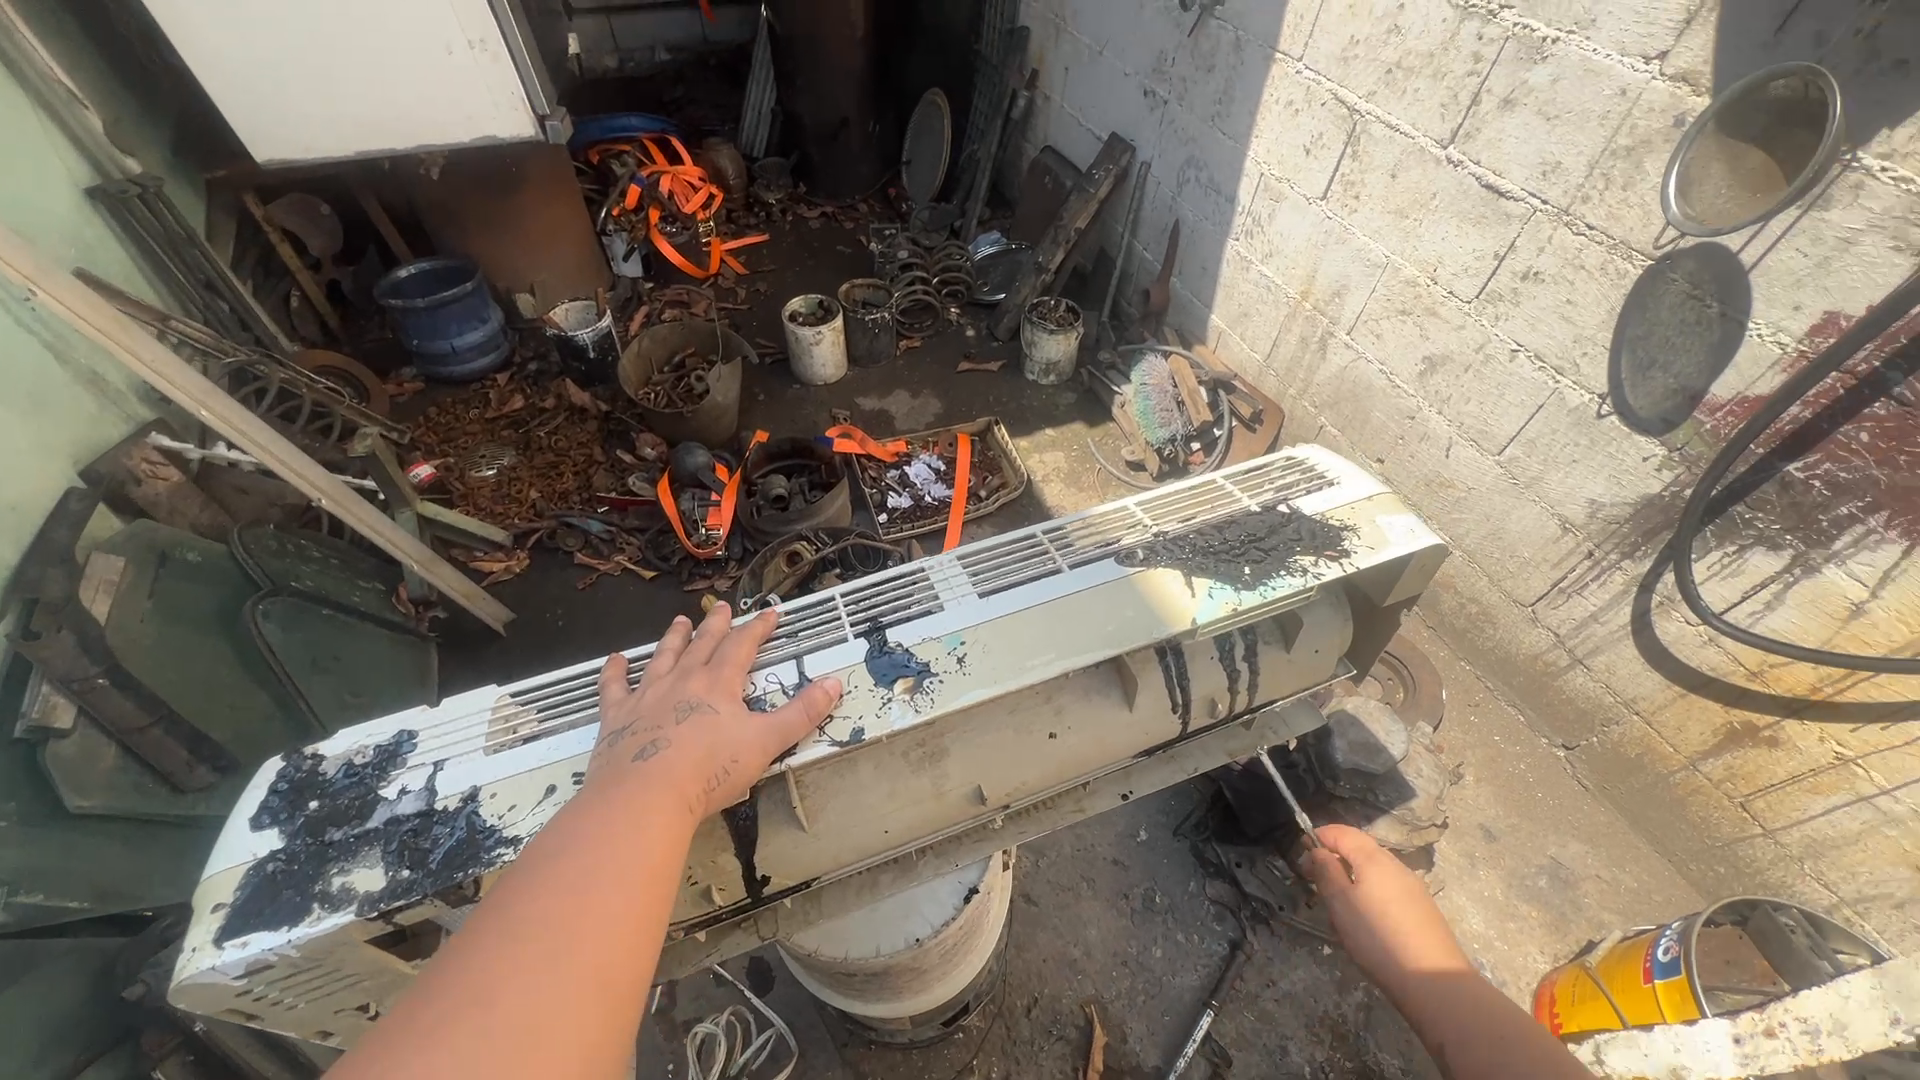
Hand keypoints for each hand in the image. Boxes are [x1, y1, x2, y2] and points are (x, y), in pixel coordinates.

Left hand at [584, 603, 841, 822]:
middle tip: (722, 606)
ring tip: (679, 621)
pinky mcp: (617, 717)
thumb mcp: (767, 743)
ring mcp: (646, 695)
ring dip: (673, 638)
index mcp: (719, 684)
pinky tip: (615, 661)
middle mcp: (683, 680)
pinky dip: (614, 671)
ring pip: (663, 656)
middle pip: (702, 643)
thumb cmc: (710, 771)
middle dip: (716, 624)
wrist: (644, 797)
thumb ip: (802, 713)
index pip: (743, 645)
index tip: (770, 613)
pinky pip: (614, 687)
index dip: (758, 628)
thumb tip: (834, 683)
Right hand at [1297, 825, 1472, 995]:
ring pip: (1374, 872)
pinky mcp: (1422, 909)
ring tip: (1338, 907)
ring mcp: (1413, 887)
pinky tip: (1366, 922)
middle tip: (1315, 882)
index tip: (1301, 855)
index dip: (1318, 837)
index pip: (1341, 832)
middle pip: (1360, 849)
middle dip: (1335, 859)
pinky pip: (1388, 890)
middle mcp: (1396, 866)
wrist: (1435, 982)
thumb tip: (1319, 850)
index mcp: (1374, 859)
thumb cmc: (1378, 938)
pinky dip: (1370, 894)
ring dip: (1351, 879)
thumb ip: (1326, 871)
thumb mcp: (1340, 903)